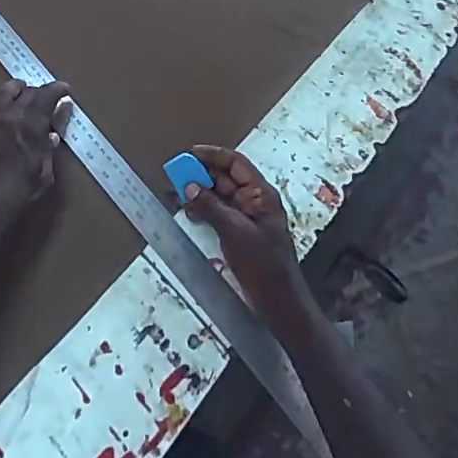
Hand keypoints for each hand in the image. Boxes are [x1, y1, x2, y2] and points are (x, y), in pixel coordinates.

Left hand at [0, 80, 71, 240]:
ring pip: (0, 93)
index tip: (65, 90)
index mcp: (32, 126)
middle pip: (26, 93)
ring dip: (12, 88)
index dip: (57, 90)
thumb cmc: (17, 196)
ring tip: (20, 87)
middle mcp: (10, 117)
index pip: (47, 96)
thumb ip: (49, 148)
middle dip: (38, 91)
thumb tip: (54, 130)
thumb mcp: (44, 174)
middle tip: (45, 96)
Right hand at [182, 145, 315, 338]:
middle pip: (226, 178)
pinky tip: (190, 213)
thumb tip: (189, 186)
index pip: (236, 164)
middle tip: (178, 173)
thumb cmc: (264, 265)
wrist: (279, 303)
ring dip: (201, 192)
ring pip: (220, 196)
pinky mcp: (239, 235)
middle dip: (203, 174)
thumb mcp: (235, 232)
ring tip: (179, 191)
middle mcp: (254, 202)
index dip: (214, 155)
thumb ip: (211, 207)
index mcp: (261, 194)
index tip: (191, 153)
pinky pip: (219, 215)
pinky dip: (204, 211)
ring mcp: (246, 219)